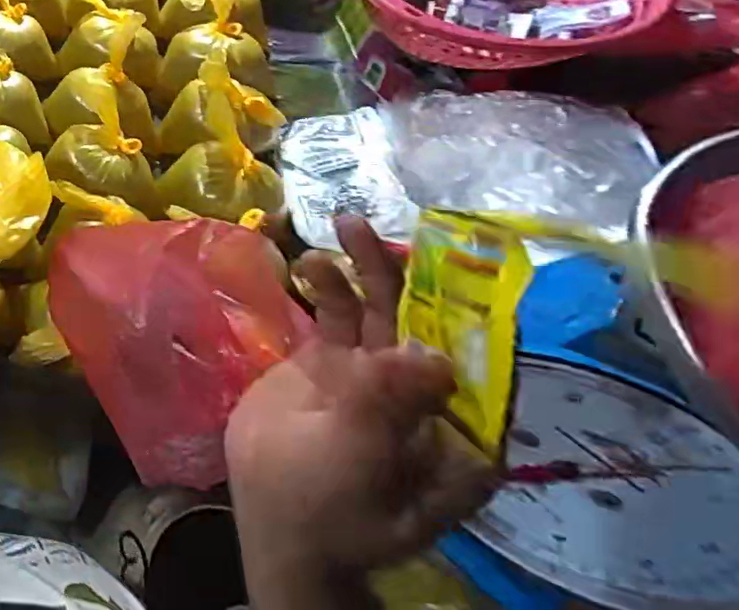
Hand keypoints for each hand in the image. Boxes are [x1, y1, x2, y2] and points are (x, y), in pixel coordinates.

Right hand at [225, 217, 498, 596]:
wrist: (269, 513)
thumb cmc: (326, 505)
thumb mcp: (359, 458)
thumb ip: (388, 404)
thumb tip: (431, 353)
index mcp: (450, 423)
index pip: (469, 355)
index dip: (463, 303)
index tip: (451, 259)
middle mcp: (417, 391)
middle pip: (415, 318)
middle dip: (398, 271)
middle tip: (372, 227)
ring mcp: (370, 372)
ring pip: (371, 308)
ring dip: (359, 267)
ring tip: (343, 226)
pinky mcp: (328, 362)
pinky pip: (332, 316)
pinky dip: (323, 285)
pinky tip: (308, 264)